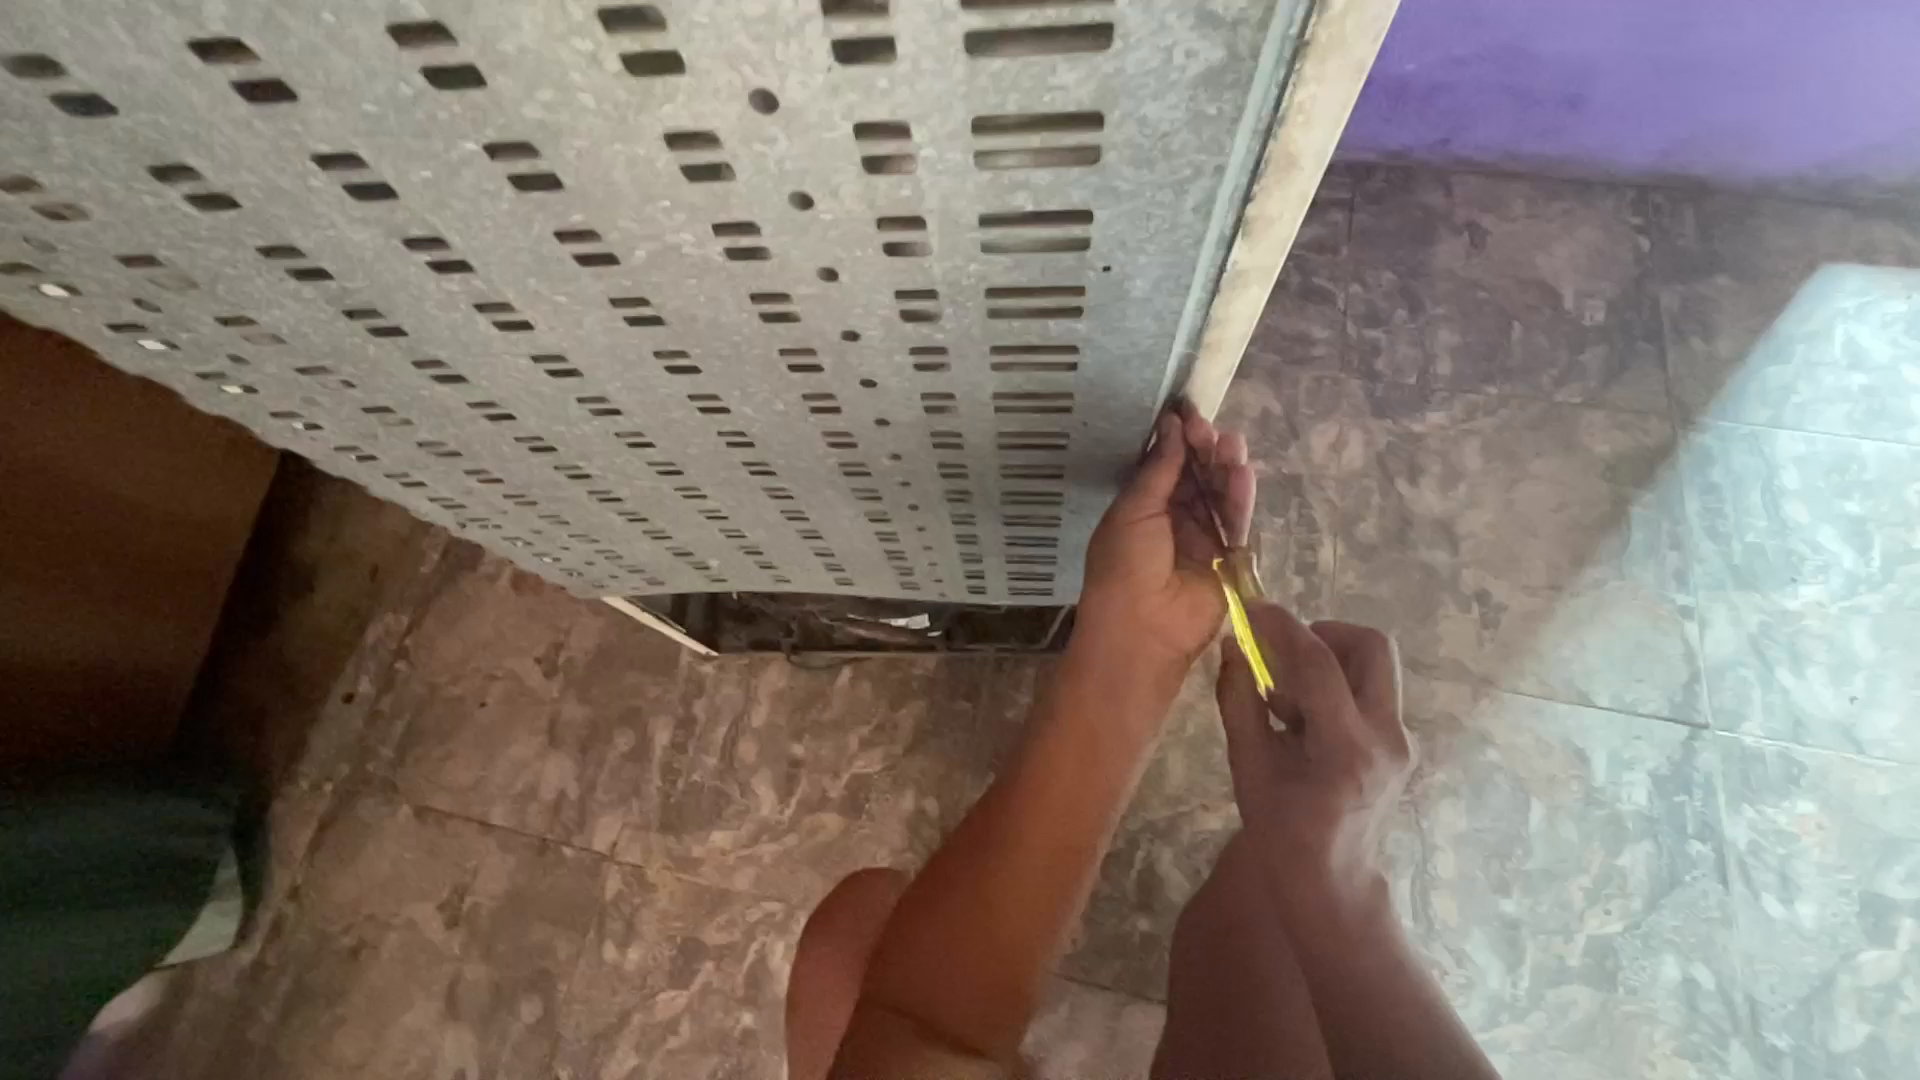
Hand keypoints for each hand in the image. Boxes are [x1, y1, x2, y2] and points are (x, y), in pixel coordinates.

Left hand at [1075, 403, 1255, 674]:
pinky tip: (1244, 473)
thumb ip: (1158, 468)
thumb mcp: (1133, 510)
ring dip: (1225, 469)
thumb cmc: (1125, 564)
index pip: (1165, 466)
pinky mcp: (1227, 558)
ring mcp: (1201, 538)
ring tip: (1232, 443)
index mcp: (1141, 508)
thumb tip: (1171, 424)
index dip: (1178, 440)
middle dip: (1204, 450)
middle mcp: (1172, 520)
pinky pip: (1236, 521)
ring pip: (1218, 495)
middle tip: (1211, 429)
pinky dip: (1240, 498)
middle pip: (1196, 477)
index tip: (1189, 412)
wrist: (1143, 627)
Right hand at [1216, 604, 1413, 899]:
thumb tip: (1232, 648)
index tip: (1252, 608)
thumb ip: (1238, 701)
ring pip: (1374, 666)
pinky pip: (1369, 691)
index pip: (1319, 663)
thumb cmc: (1280, 829)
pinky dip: (1334, 685)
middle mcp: (1387, 736)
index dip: (1281, 627)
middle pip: (1372, 647)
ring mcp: (1401, 740)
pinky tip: (1300, 719)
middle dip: (1324, 633)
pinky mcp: (1399, 743)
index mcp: (1347, 747)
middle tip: (1282, 650)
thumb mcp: (1247, 765)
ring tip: (1286, 696)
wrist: (1330, 881)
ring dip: (1329, 659)